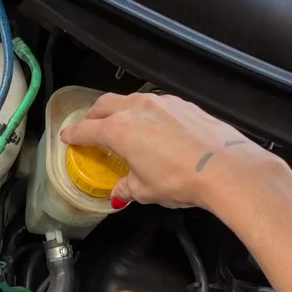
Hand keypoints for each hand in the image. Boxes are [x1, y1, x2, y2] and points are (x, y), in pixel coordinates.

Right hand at [58, 92, 281, 210]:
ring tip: (122, 126)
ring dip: (121, 111)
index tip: (67, 137)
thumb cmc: (180, 179)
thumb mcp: (146, 190)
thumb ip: (128, 186)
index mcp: (119, 130)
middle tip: (90, 127)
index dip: (74, 135)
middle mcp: (137, 110)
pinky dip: (147, 114)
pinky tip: (154, 128)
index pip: (87, 130)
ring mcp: (163, 103)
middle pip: (105, 105)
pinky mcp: (184, 105)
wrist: (224, 168)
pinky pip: (157, 105)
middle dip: (94, 115)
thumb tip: (121, 191)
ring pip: (131, 100)